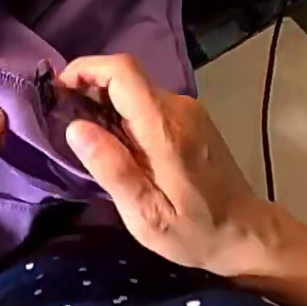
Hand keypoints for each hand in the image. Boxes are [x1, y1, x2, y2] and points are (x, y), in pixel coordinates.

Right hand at [58, 54, 285, 277]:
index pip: (123, 72)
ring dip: (102, 103)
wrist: (248, 235)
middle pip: (123, 76)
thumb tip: (75, 128)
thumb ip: (112, 169)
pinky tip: (115, 144)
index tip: (59, 91)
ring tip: (89, 140)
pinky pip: (144, 100)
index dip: (85, 70)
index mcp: (165, 129)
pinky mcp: (188, 116)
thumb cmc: (195, 231)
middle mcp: (178, 108)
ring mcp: (186, 109)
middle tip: (64, 123)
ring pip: (132, 88)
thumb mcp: (146, 215)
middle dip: (87, 90)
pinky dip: (119, 111)